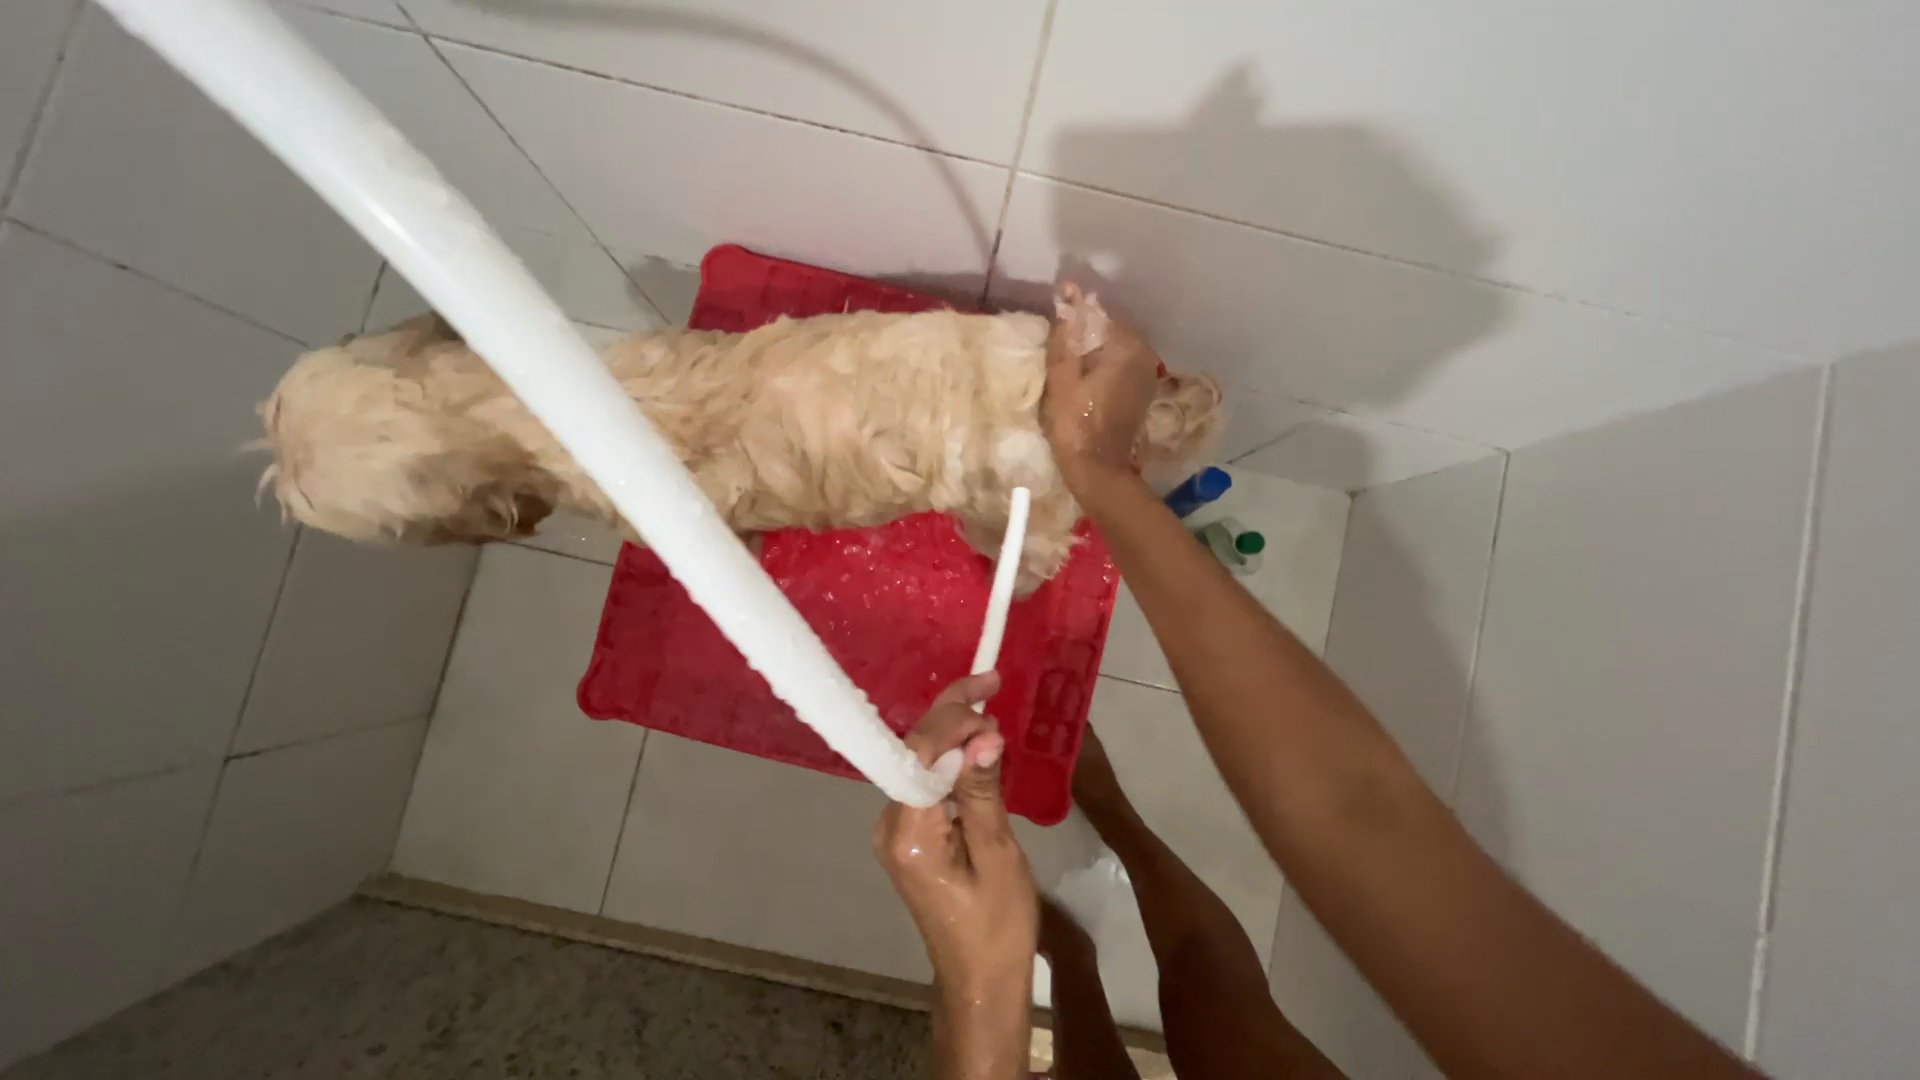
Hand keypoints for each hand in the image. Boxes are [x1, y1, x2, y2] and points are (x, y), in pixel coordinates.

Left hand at [874, 673, 1037, 1079]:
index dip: (953, 719)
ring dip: (952, 730)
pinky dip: (951, 757)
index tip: (991, 697)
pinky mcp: (909, 834)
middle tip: (991, 680)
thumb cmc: (997, 926)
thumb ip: (984, 792)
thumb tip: (984, 733)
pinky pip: (926, 781)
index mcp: (908, 832)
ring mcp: (896, 829)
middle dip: (951, 713)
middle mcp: (890, 823)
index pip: (921, 753)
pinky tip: (976, 741)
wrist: (981, 980)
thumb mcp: (998, 855)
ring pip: (920, 762)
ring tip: (987, 699)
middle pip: (915, 751)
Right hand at [1041, 282, 1161, 490]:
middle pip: (1107, 332)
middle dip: (1082, 335)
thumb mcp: (1061, 377)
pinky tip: (1082, 382)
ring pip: (1113, 350)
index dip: (1072, 317)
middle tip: (1056, 350)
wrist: (1098, 470)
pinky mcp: (1141, 393)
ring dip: (1091, 352)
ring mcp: (1146, 375)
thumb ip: (1065, 334)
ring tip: (1066, 366)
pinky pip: (1118, 368)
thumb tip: (1067, 295)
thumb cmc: (1075, 423)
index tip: (1053, 328)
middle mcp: (1144, 355)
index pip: (1096, 315)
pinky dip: (1101, 369)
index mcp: (1127, 346)